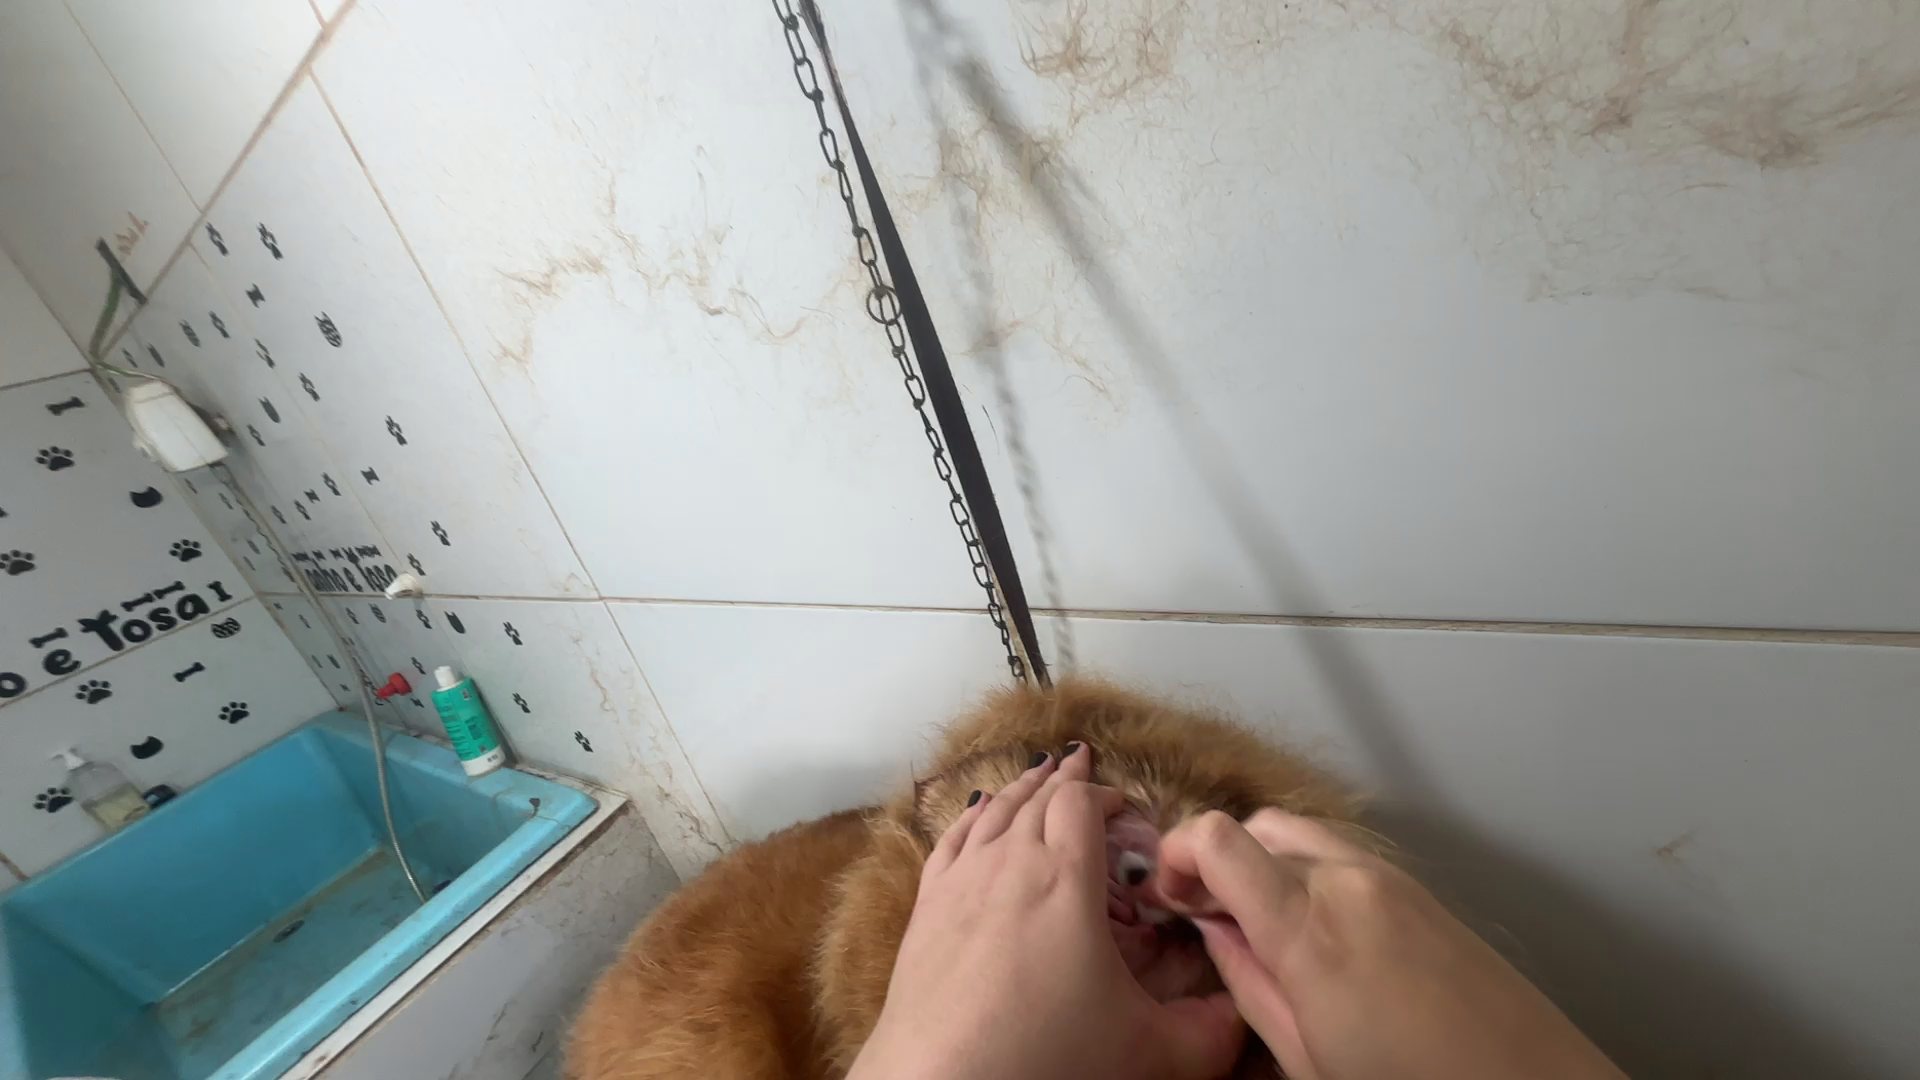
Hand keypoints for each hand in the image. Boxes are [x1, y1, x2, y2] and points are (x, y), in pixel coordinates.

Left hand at [846, 745, 1244, 1079]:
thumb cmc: (1050, 1059)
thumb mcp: (1149, 1051)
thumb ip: (1209, 1029)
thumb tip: (1245, 1014)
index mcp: (1065, 876)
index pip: (1080, 803)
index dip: (1102, 793)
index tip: (1120, 801)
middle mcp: (1010, 860)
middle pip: (1037, 797)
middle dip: (1063, 778)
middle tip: (1078, 759)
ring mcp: (963, 877)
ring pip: (995, 809)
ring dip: (1019, 787)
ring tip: (1036, 772)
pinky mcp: (928, 902)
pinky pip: (952, 838)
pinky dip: (970, 815)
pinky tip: (976, 808)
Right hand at [1156, 809, 1627, 1079]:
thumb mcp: (1309, 1061)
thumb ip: (1248, 982)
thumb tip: (1215, 931)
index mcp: (1310, 928)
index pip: (1216, 838)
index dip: (1175, 851)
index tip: (1169, 891)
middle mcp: (1346, 880)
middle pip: (1252, 827)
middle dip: (1218, 860)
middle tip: (1212, 913)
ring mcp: (1389, 878)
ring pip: (1294, 832)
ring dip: (1261, 860)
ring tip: (1261, 918)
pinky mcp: (1419, 888)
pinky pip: (1338, 853)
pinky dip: (1304, 869)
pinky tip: (1314, 925)